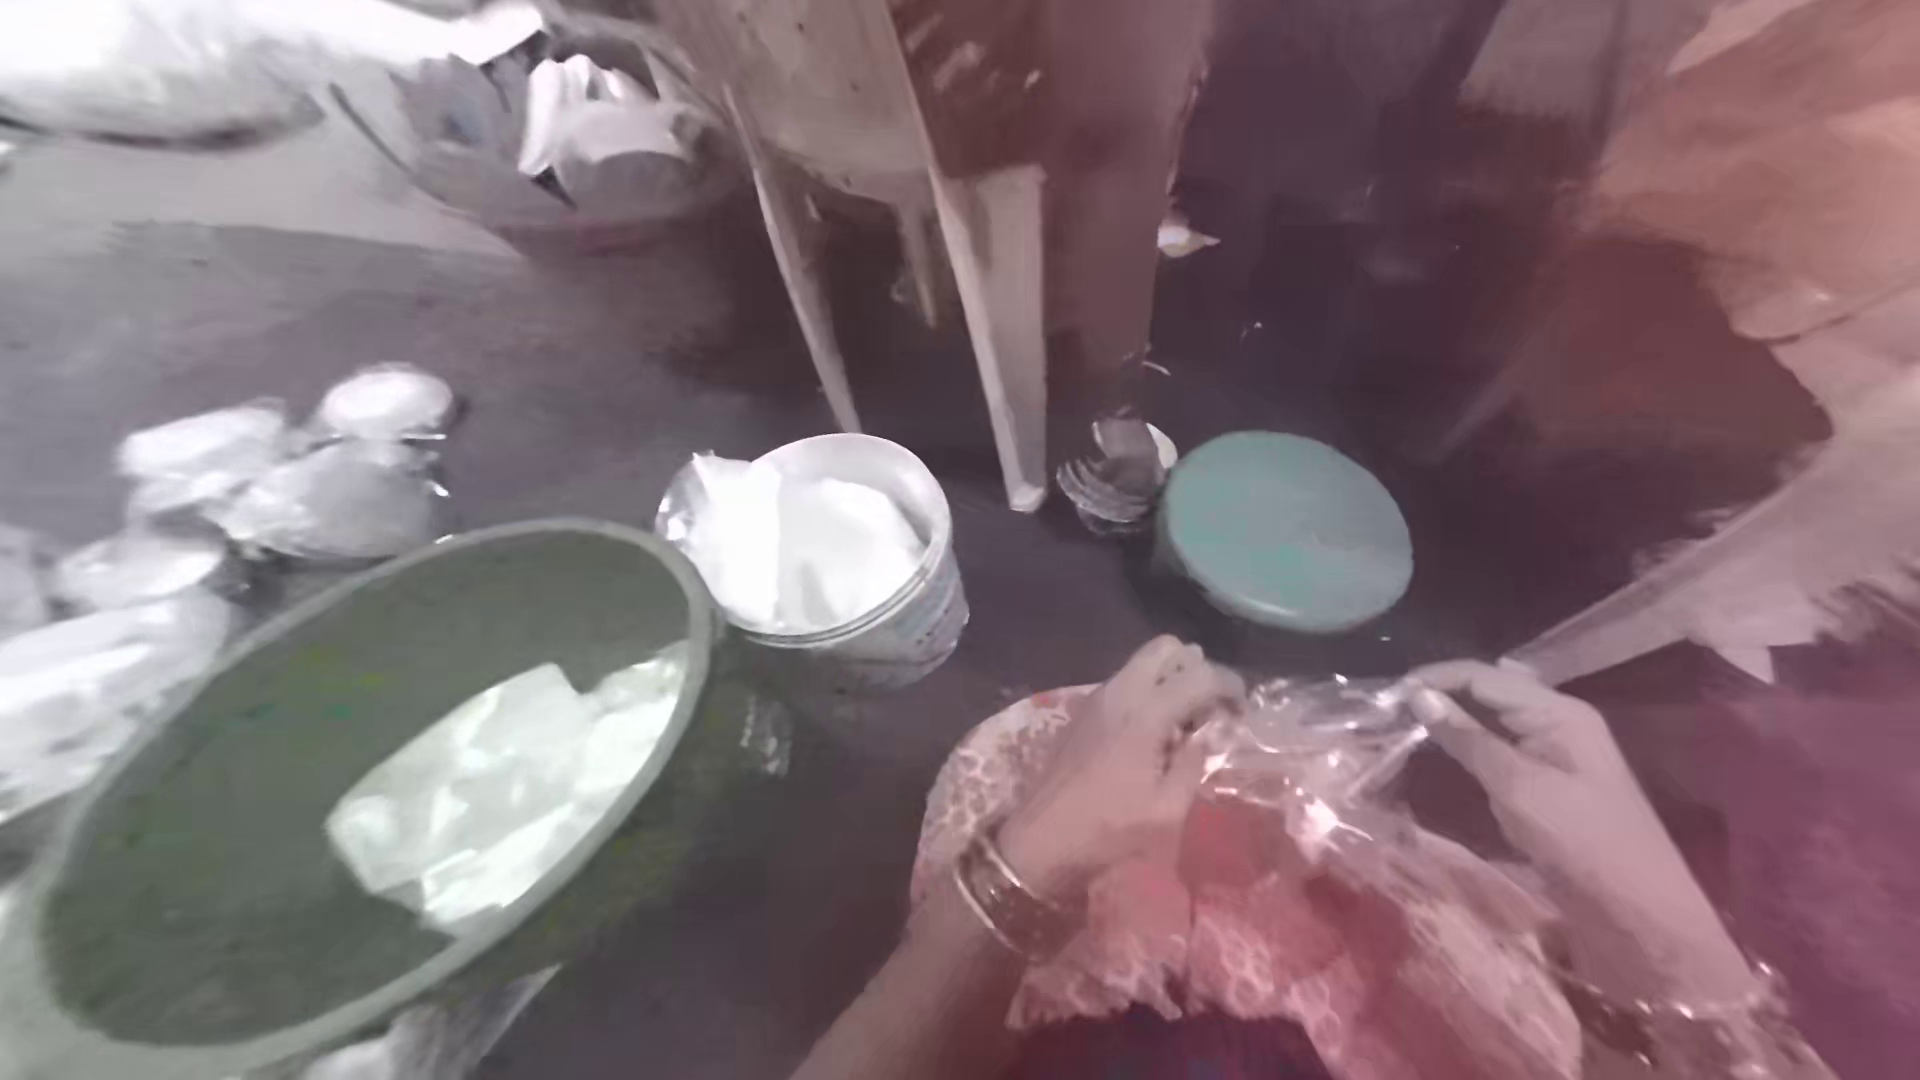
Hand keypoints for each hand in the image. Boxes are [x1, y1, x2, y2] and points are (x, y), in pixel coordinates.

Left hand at [1000, 636, 1245, 897]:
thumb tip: (1205, 734)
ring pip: (1143, 660)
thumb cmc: (1108, 827)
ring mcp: (1098, 694)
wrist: (1042, 833)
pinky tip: (1154, 729)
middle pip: (1166, 647)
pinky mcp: (1085, 706)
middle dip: (1196, 668)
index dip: (1230, 685)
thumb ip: (1193, 763)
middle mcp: (1120, 689)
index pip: (1200, 673)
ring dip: (1170, 677)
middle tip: (1209, 708)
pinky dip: (1148, 688)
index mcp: (1145, 711)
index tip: (1242, 710)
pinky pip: (1126, 679)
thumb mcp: (1167, 809)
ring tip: (1183, 723)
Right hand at [1409, 660, 1757, 1000]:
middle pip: (1482, 686)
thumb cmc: (1579, 840)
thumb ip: (1465, 735)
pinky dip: (1459, 732)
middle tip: (1389, 707)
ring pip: (1484, 709)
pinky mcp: (1540, 766)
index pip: (1479, 674)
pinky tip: (1432, 739)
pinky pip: (1491, 734)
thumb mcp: (1515, 784)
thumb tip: (1416, 694)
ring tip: (1401, 719)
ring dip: (1444, 711)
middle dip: (1435, 691)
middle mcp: (1554, 715)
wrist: (1638, 911)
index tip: (1386, 695)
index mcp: (1556, 711)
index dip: (1430, 678)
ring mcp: (1550, 741)